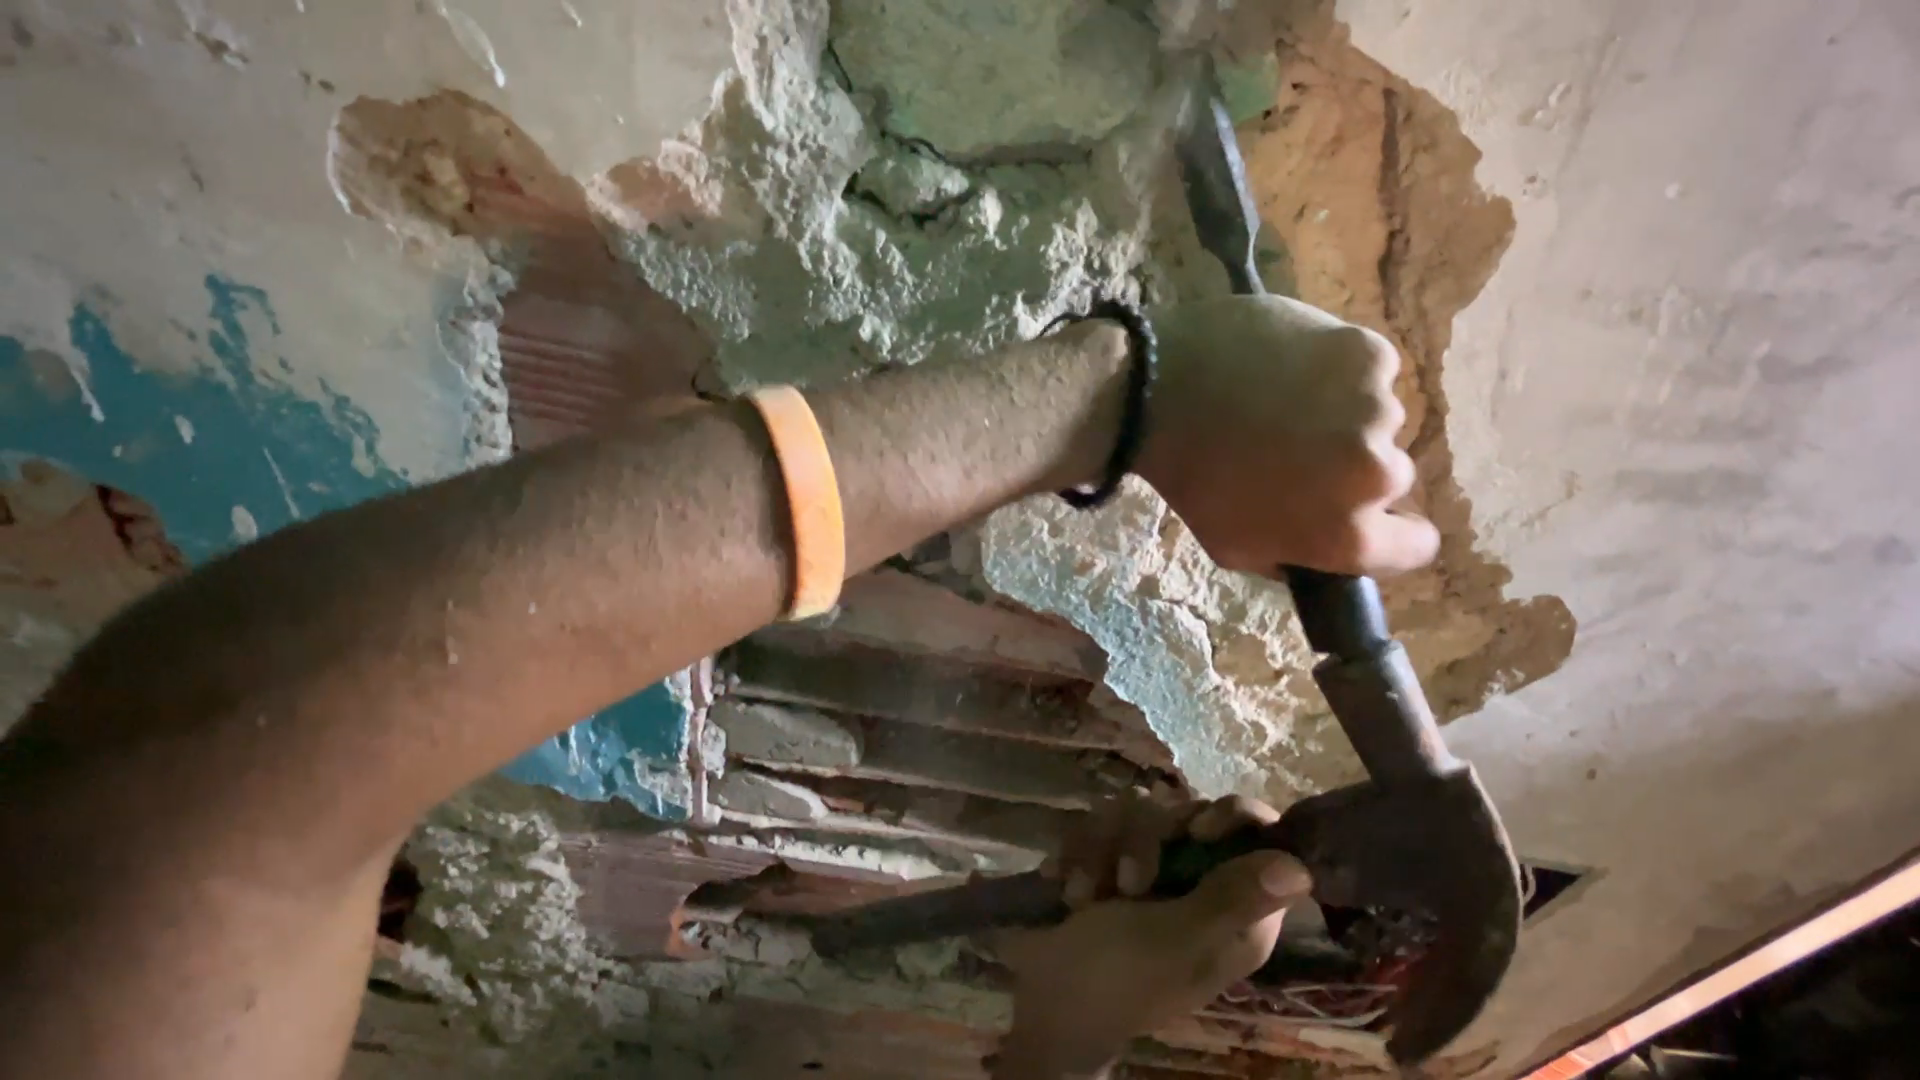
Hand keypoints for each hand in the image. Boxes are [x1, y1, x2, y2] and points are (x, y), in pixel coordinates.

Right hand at [992, 794, 1309, 1078]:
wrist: (1040, 1000)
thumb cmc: (1116, 978)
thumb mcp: (1177, 941)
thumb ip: (1233, 900)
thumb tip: (1304, 868)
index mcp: (1235, 908)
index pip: (1259, 834)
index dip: (1232, 817)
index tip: (1196, 829)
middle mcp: (1198, 881)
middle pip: (1189, 811)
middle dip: (1146, 840)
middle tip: (1130, 884)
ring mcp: (1149, 867)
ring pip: (1138, 810)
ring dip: (1103, 850)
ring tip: (1085, 898)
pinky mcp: (1107, 856)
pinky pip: (1099, 821)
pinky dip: (1079, 853)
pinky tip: (1068, 888)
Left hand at [1139, 295, 1438, 577]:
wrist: (1157, 389)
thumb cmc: (1191, 477)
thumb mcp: (1236, 547)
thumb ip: (1300, 556)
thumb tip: (1334, 553)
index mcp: (1348, 533)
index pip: (1417, 544)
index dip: (1393, 531)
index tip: (1370, 514)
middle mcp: (1376, 474)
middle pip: (1393, 476)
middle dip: (1354, 467)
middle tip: (1302, 448)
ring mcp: (1376, 408)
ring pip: (1381, 418)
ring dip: (1348, 415)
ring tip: (1287, 404)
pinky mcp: (1368, 353)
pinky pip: (1370, 371)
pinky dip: (1341, 370)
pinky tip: (1292, 369)